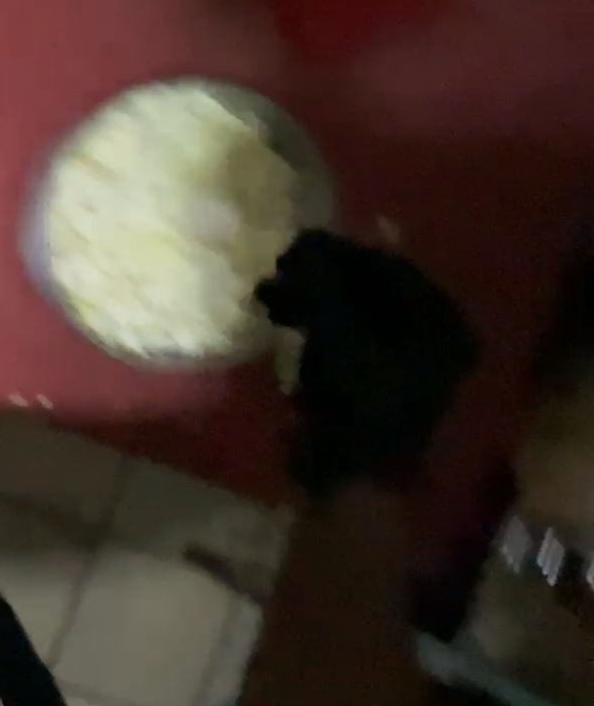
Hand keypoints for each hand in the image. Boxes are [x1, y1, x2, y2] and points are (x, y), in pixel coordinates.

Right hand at [256, 230, 477, 499]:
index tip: (297, 242)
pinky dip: (306, 320)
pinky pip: (336, 331)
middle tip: (277, 266)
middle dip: (320, 274)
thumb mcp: (340, 329)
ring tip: (268, 294)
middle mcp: (428, 337)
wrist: (348, 463)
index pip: (391, 267)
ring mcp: (398, 359)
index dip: (344, 251)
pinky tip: (276, 317)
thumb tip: (304, 242)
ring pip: (349, 308)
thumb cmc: (353, 394)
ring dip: (307, 296)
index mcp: (437, 324)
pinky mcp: (365, 375)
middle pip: (370, 287)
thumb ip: (325, 283)